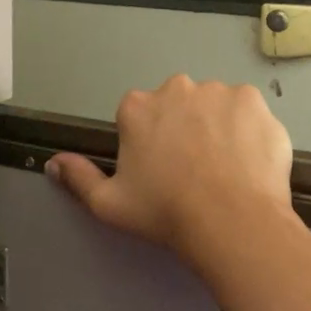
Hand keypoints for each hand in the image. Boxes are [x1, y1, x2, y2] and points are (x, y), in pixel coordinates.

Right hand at [45, 75, 295, 255]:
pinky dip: (248, 132)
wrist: (232, 221)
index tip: (160, 170)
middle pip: (178, 105)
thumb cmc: (166, 212)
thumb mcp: (110, 204)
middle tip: (192, 171)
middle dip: (184, 129)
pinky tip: (247, 162)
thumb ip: (79, 178)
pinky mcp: (255, 103)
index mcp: (138, 108)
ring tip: (223, 169)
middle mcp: (177, 88)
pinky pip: (248, 114)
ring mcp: (220, 92)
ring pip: (215, 107)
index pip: (140, 116)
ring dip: (217, 128)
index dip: (149, 144)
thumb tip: (54, 163)